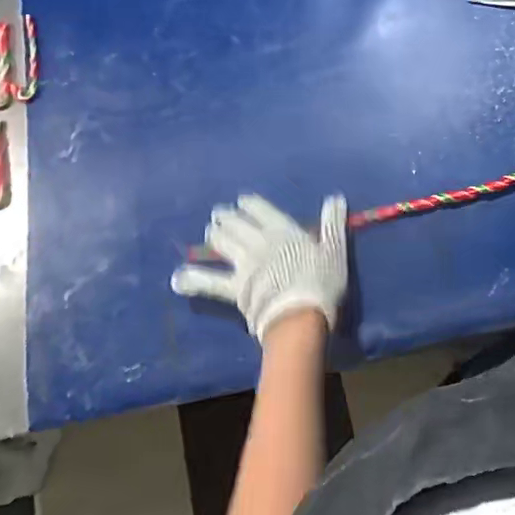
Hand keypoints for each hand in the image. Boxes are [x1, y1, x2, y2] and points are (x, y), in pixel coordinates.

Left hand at [172, 195, 348, 339]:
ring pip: (222, 242)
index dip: (249, 204)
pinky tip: (178, 277)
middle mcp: (259, 242)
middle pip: (236, 223)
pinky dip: (193, 279)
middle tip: (220, 215)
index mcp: (283, 231)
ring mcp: (244, 264)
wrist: (302, 315)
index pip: (261, 209)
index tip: (242, 202)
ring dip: (215, 235)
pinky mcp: (234, 288)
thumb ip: (332, 224)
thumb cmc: (322, 283)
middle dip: (226, 217)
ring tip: (211, 232)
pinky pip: (209, 281)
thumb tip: (336, 198)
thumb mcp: (335, 250)